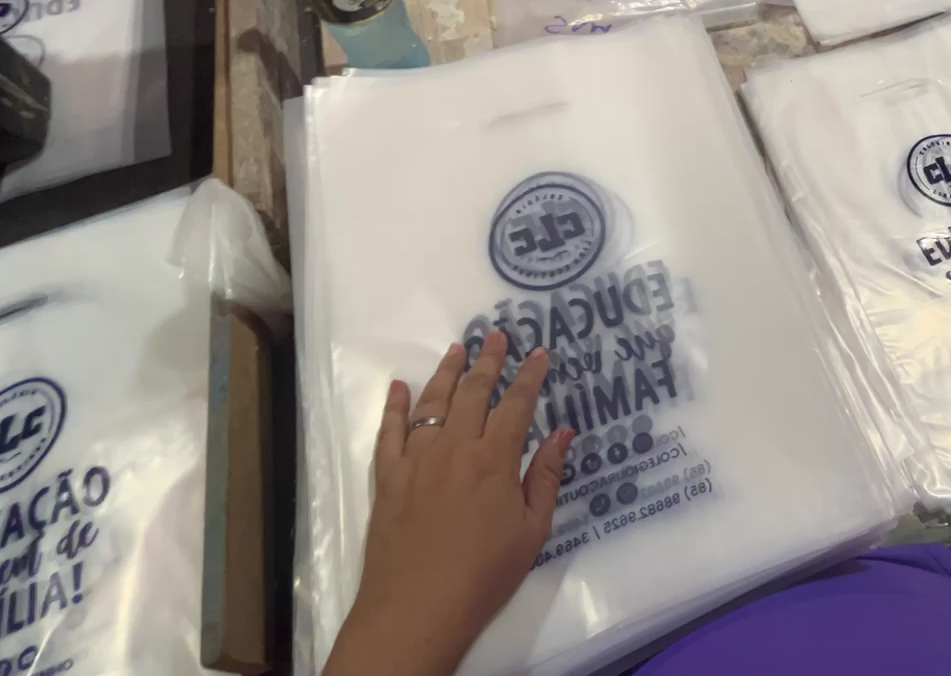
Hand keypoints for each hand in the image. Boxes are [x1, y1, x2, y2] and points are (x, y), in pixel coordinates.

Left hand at [324, 333, 575, 675]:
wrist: (414, 613)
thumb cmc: (483, 575)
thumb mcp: (532, 530)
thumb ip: (546, 476)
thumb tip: (563, 432)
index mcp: (495, 459)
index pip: (517, 404)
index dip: (530, 375)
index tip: (539, 352)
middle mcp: (456, 449)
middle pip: (474, 392)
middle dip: (488, 360)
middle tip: (496, 336)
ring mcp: (417, 461)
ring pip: (433, 404)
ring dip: (447, 372)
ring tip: (457, 349)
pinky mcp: (387, 480)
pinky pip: (389, 433)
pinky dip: (394, 407)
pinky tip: (399, 387)